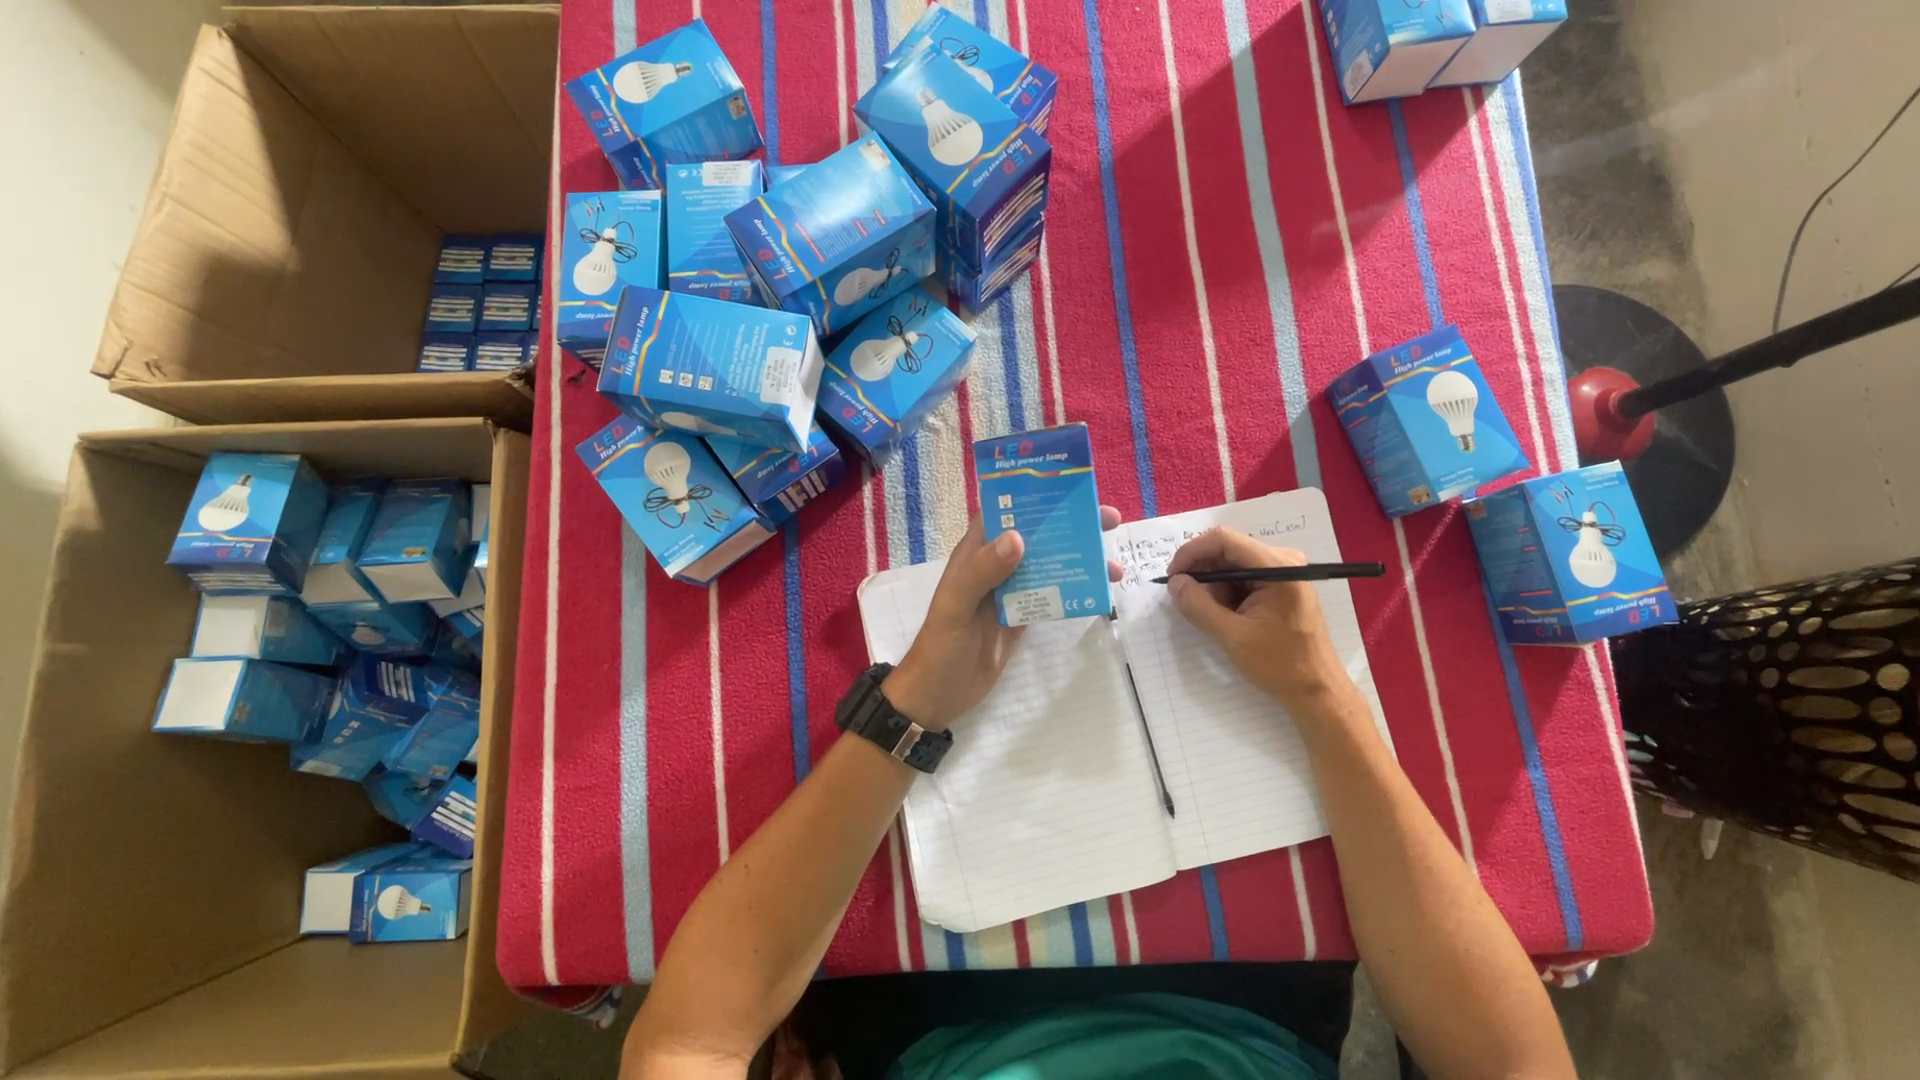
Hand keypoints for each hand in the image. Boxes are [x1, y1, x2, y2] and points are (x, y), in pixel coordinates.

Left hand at [883, 506, 1124, 730]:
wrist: (940, 694)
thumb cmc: (941, 647)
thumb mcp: (956, 606)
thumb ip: (982, 572)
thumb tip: (1020, 537)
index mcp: (975, 553)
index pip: (1005, 511)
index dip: (1034, 494)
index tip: (1071, 486)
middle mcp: (995, 565)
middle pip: (1036, 534)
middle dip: (1071, 523)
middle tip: (1110, 519)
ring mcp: (1011, 590)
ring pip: (1049, 563)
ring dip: (1080, 558)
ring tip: (1114, 564)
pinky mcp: (1022, 615)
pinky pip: (1052, 593)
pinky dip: (1076, 588)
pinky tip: (1100, 589)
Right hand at [1164, 528, 1353, 711]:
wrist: (1317, 689)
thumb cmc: (1279, 665)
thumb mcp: (1231, 637)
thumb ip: (1198, 606)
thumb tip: (1175, 583)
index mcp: (1278, 567)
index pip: (1224, 540)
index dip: (1192, 553)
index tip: (1173, 577)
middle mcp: (1283, 560)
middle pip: (1228, 550)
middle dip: (1203, 573)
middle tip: (1188, 601)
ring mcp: (1284, 572)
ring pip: (1233, 565)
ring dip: (1215, 586)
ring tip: (1217, 617)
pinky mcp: (1282, 585)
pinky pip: (1244, 577)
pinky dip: (1228, 593)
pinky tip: (1229, 617)